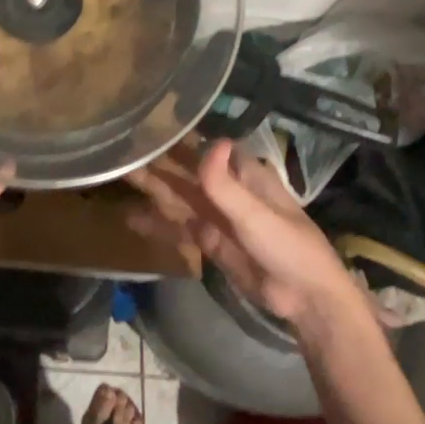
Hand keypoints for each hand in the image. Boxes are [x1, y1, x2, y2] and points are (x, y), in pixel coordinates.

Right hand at [126, 138, 356, 326]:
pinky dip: (158, 224)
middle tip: (122, 148)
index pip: (206, 145)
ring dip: (153, 188)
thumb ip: (224, 183)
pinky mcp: (210, 242)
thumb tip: (210, 140)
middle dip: (158, 161)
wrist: (305, 300)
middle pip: (187, 170)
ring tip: (119, 174)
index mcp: (244, 173)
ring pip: (179, 196)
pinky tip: (132, 219)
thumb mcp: (254, 214)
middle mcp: (228, 188)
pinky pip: (180, 228)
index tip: (148, 123)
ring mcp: (218, 216)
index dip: (180, 135)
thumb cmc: (288, 246)